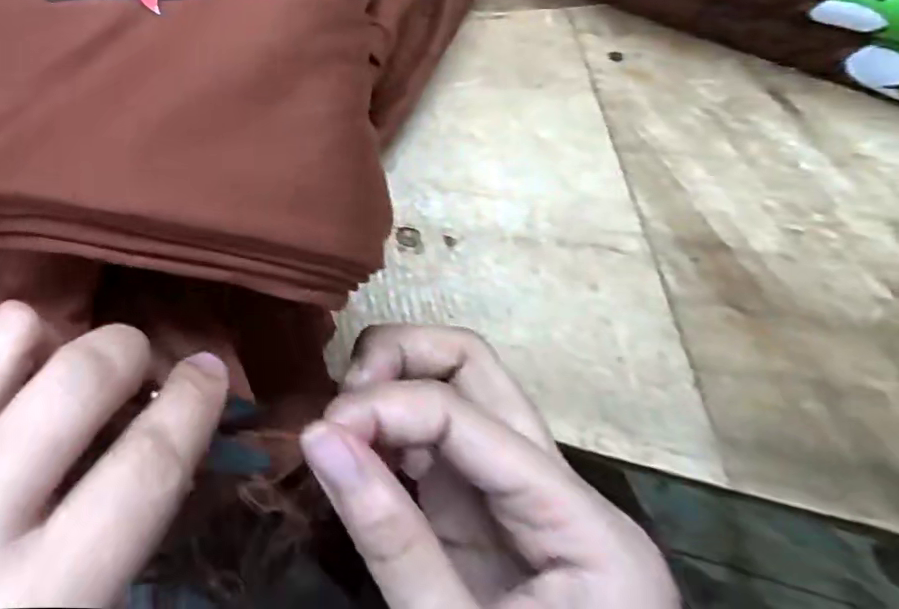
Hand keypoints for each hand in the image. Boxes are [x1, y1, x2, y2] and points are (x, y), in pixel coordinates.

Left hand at [0, 301, 230, 608]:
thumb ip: (116, 540)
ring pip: (4, 332)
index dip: (191, 409)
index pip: (142, 472)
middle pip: (76, 381)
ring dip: (48, 338)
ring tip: (53, 369)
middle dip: (126, 352)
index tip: (210, 372)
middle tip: (136, 365)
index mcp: (37, 594)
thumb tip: (155, 437)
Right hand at [301, 325, 678, 607]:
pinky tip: (357, 451)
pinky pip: (431, 430)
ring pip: (452, 382)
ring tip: (344, 424)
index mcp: (584, 527)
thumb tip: (314, 434)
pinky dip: (385, 421)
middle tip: (340, 403)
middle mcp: (561, 490)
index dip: (381, 405)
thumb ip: (391, 538)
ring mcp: (522, 494)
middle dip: (392, 360)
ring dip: (387, 381)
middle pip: (472, 366)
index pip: (462, 411)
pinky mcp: (483, 508)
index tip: (319, 435)